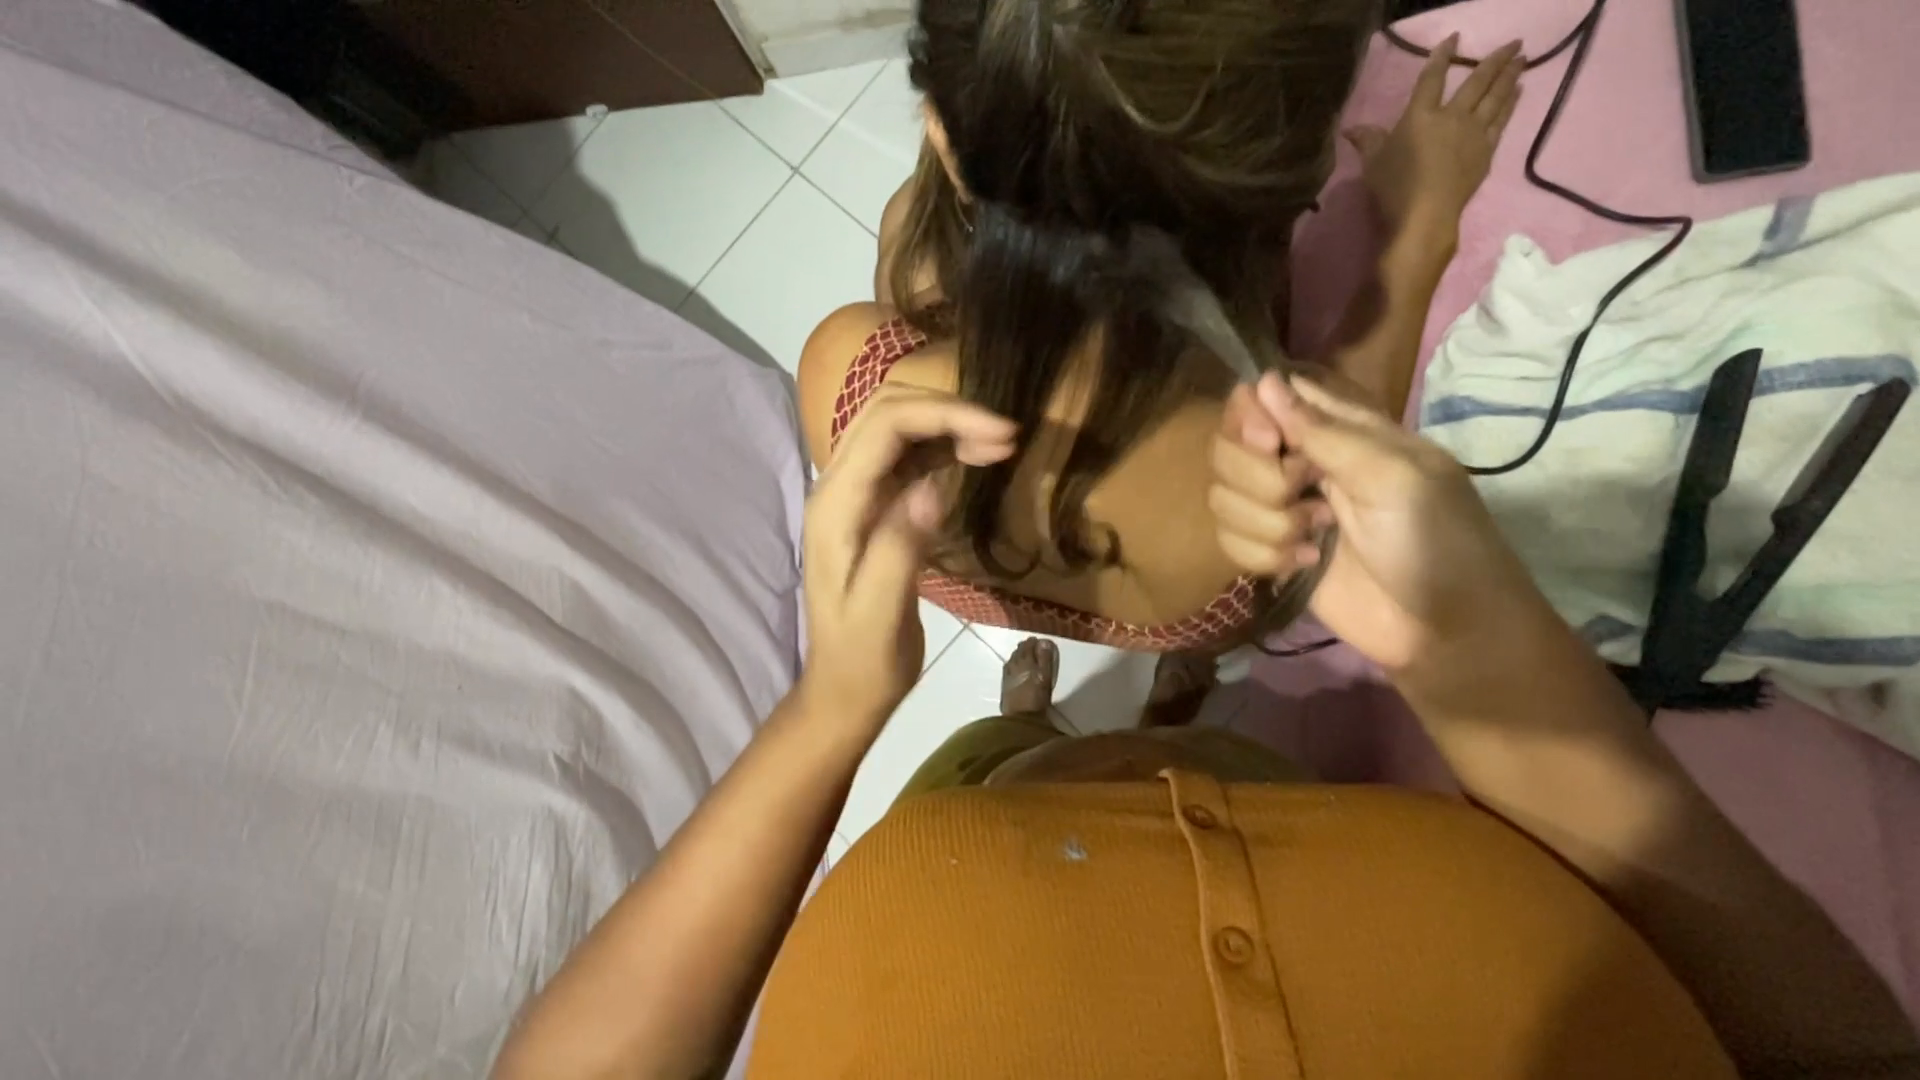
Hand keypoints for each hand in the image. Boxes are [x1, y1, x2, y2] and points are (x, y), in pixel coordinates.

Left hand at [799, 386, 1015, 727]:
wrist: (843, 688)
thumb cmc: (863, 659)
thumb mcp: (881, 613)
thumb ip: (900, 548)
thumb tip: (933, 486)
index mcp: (836, 506)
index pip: (885, 426)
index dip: (944, 414)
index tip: (1002, 434)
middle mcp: (838, 488)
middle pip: (887, 411)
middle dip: (948, 410)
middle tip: (1005, 437)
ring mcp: (854, 495)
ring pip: (897, 428)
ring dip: (948, 424)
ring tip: (999, 445)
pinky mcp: (873, 507)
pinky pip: (906, 457)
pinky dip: (942, 447)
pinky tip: (975, 459)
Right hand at [1211, 372, 1539, 671]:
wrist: (1444, 631)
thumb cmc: (1436, 542)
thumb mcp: (1392, 476)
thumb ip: (1325, 431)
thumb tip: (1262, 381)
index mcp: (1338, 431)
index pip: (1264, 398)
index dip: (1251, 416)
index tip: (1268, 443)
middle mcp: (1301, 464)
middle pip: (1230, 448)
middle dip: (1258, 479)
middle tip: (1301, 496)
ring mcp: (1283, 512)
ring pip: (1223, 496)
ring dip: (1265, 523)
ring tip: (1314, 538)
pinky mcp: (1271, 555)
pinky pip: (1229, 541)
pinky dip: (1262, 555)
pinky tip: (1303, 565)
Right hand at [1344, 35, 1524, 237]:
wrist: (1425, 216)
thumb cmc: (1394, 189)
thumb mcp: (1372, 164)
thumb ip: (1368, 142)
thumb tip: (1352, 129)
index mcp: (1420, 115)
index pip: (1432, 78)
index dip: (1441, 56)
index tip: (1454, 39)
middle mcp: (1452, 116)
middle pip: (1477, 81)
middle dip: (1495, 59)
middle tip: (1515, 42)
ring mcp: (1474, 133)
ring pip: (1496, 96)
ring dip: (1510, 76)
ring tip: (1522, 60)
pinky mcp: (1486, 151)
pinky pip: (1502, 121)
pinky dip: (1511, 104)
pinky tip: (1518, 94)